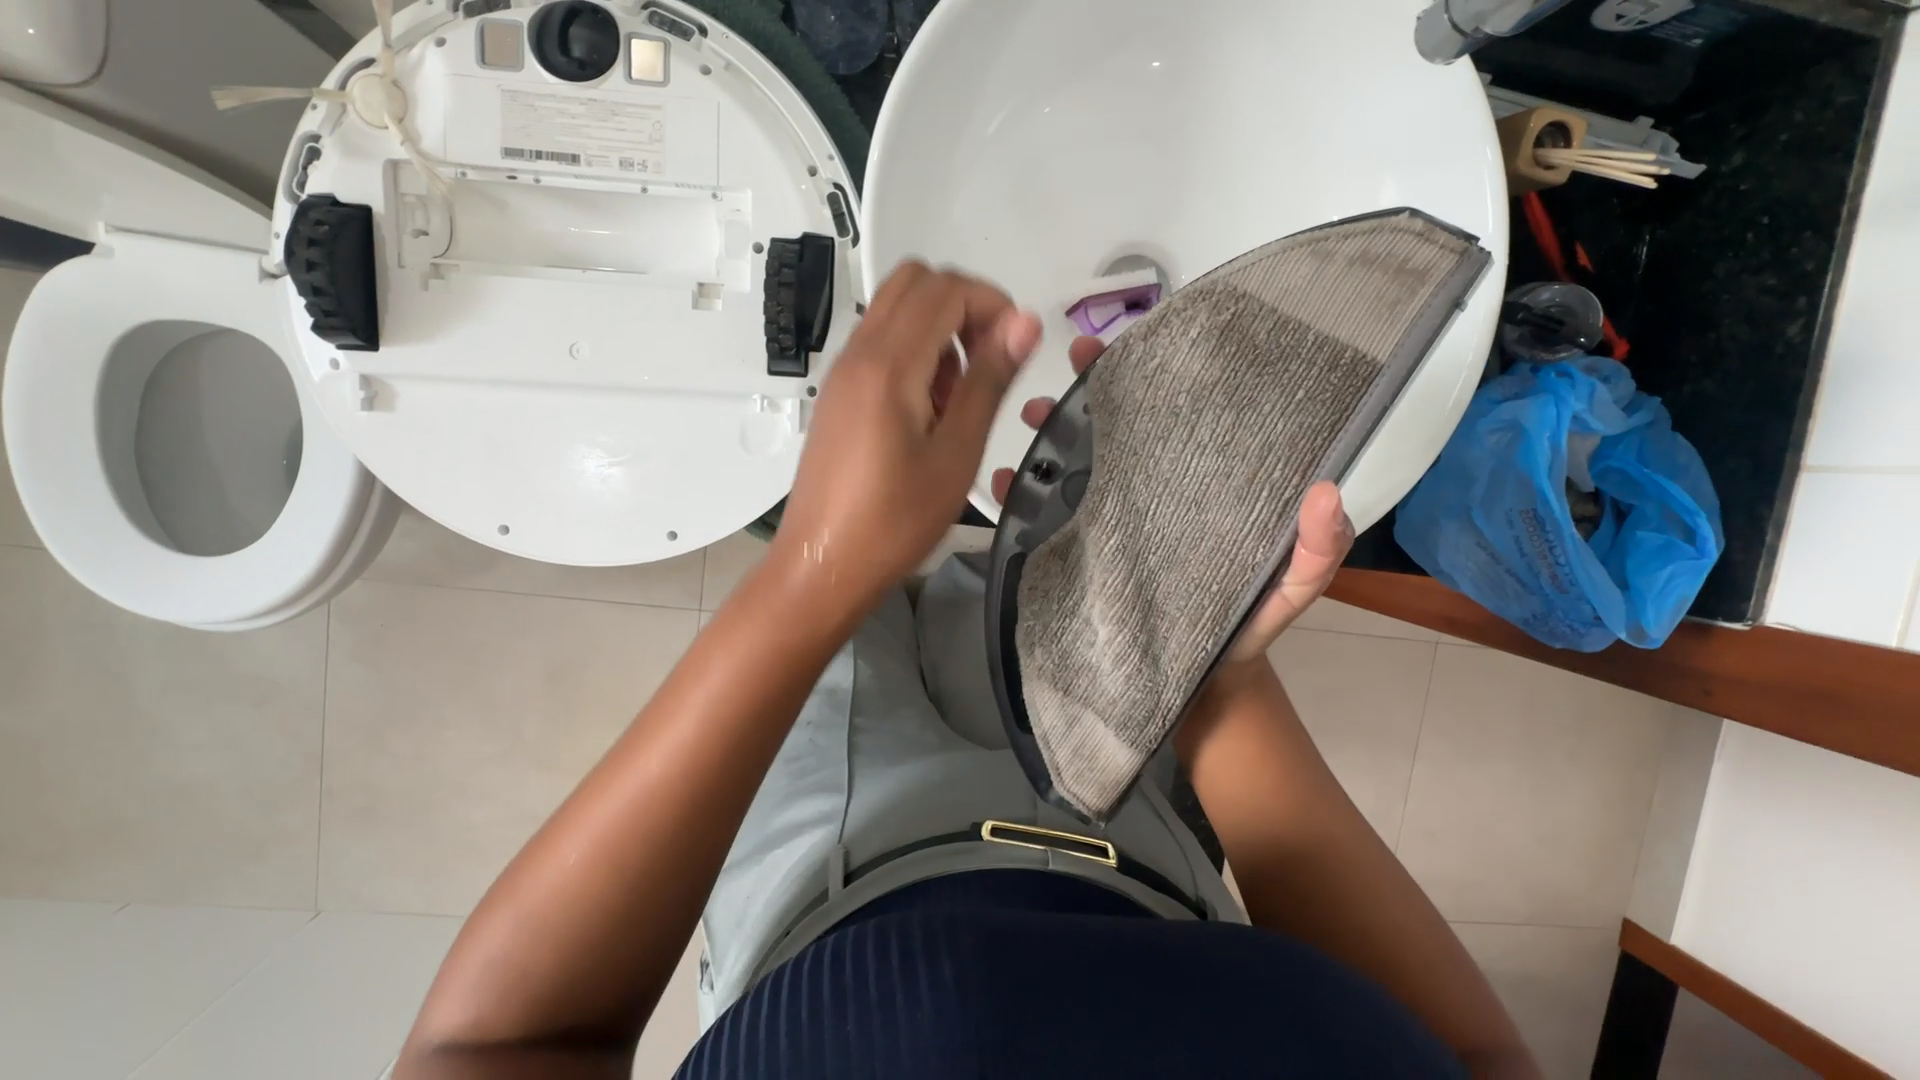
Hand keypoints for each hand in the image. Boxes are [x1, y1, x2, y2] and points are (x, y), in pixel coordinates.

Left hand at [772, 262, 1042, 617]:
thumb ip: (990, 381)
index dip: (992, 302)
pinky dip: (913, 352)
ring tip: (960, 395)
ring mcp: (842, 372)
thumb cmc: (894, 522)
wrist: (823, 565)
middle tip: (989, 360)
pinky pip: (879, 344)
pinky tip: (930, 411)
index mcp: (888, 365)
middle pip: (915, 281)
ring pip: (895, 310)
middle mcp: (858, 354)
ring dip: (938, 329)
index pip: (945, 288)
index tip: (1017, 345)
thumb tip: (1023, 322)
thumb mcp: (956, 454)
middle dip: (963, 305)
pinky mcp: (837, 394)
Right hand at [992, 335, 1354, 663]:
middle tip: (1058, 381)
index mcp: (1195, 486)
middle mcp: (1149, 493)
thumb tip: (1325, 492)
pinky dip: (1020, 499)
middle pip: (1109, 432)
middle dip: (1078, 397)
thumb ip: (1314, 550)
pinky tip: (1003, 486)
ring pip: (1071, 466)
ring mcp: (1111, 523)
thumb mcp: (1291, 588)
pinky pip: (1046, 520)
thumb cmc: (1247, 627)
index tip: (1111, 349)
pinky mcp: (1083, 557)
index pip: (1169, 419)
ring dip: (1045, 437)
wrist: (1201, 682)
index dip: (1140, 378)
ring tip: (1028, 421)